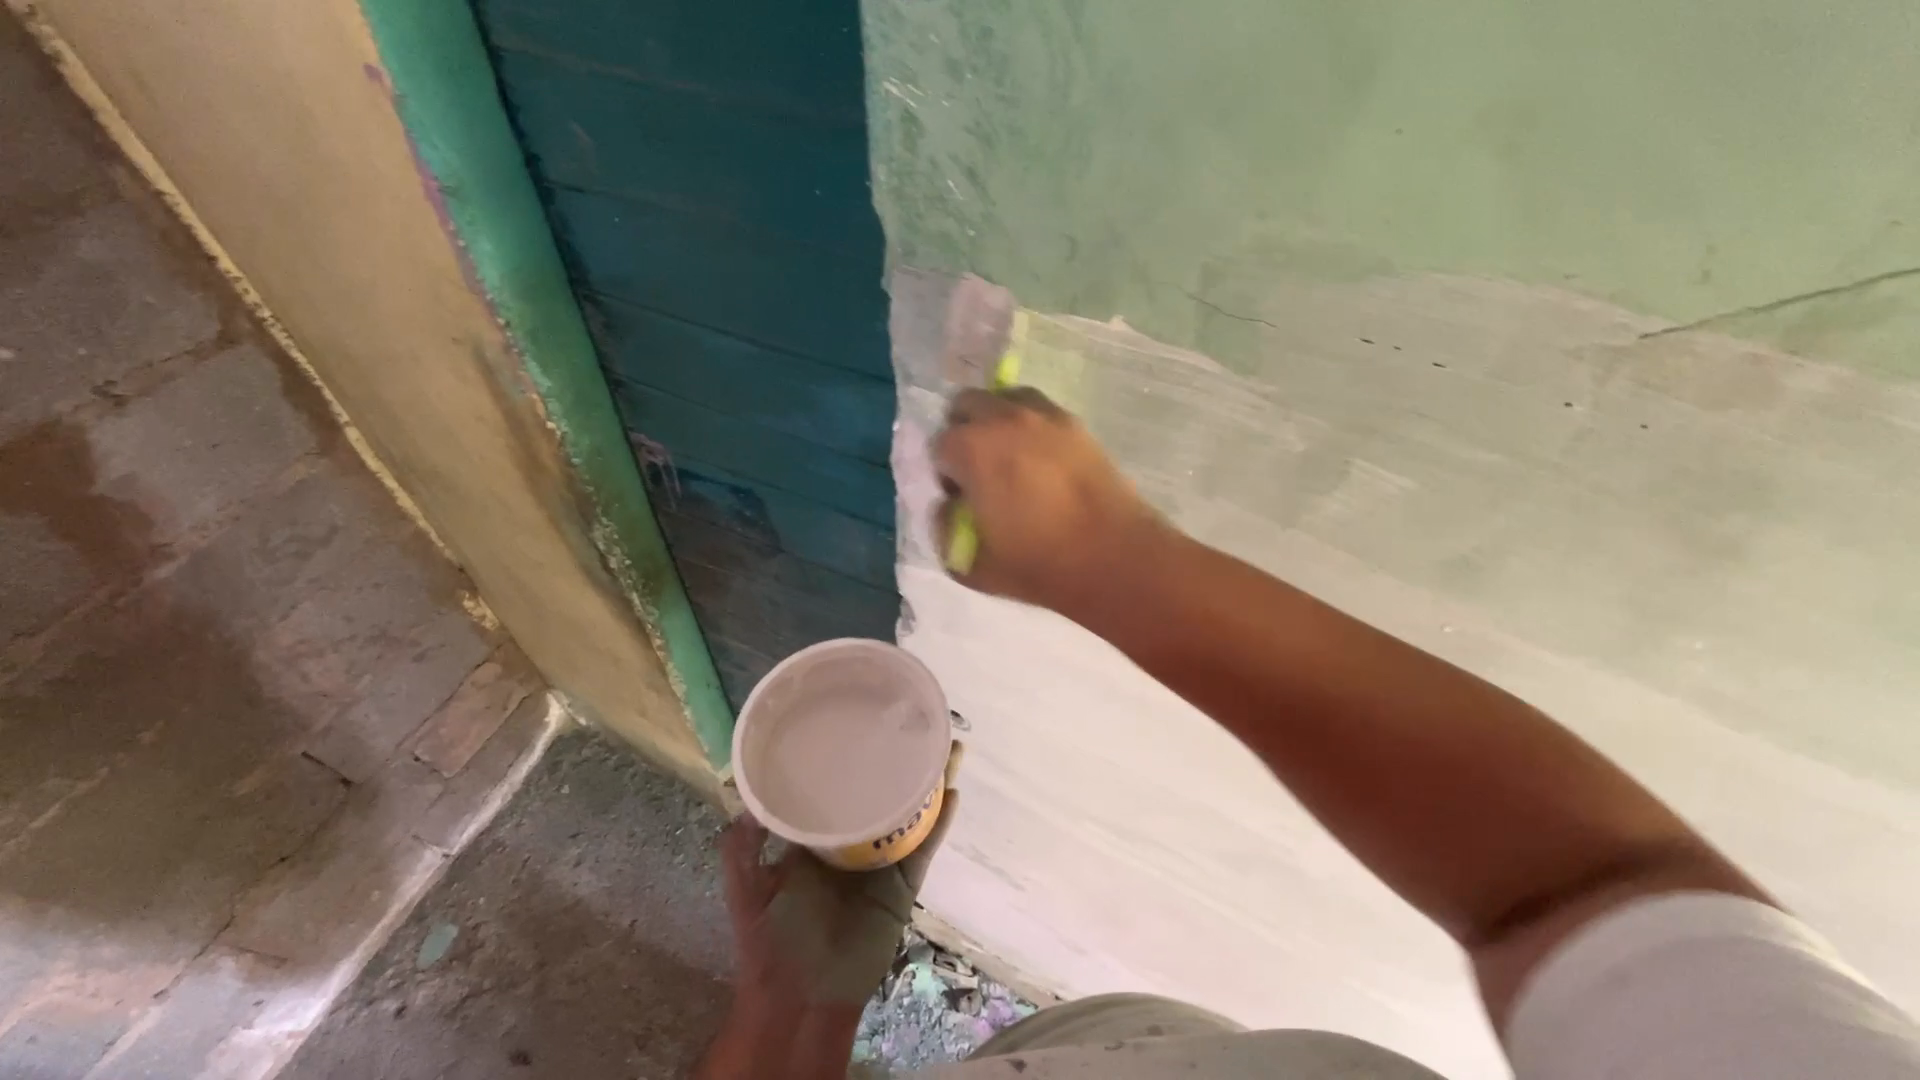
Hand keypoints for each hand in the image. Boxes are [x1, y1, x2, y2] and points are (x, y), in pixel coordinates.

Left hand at [719, 744, 963, 1010]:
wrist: (803, 995)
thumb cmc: (771, 940)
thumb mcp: (745, 888)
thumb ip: (740, 847)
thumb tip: (747, 798)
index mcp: (813, 838)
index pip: (830, 788)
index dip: (844, 757)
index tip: (856, 721)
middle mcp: (849, 842)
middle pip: (877, 792)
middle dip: (895, 762)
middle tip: (915, 725)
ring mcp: (879, 861)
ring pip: (907, 812)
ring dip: (926, 782)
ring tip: (944, 747)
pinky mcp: (903, 883)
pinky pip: (924, 846)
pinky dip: (939, 820)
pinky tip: (951, 792)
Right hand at [933, 388, 1168, 610]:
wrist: (1113, 558)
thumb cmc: (1038, 564)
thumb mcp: (971, 565)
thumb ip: (945, 528)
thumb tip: (950, 505)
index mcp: (972, 449)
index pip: (938, 445)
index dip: (945, 473)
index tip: (961, 498)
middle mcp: (1004, 419)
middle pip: (967, 405)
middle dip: (964, 432)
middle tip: (978, 471)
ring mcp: (1045, 416)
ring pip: (1005, 399)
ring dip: (997, 421)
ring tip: (1011, 459)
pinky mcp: (1077, 425)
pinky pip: (1041, 411)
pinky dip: (1031, 426)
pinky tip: (1042, 461)